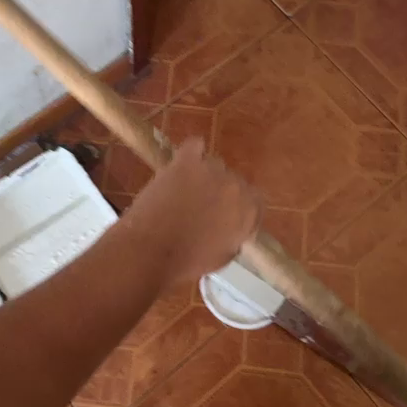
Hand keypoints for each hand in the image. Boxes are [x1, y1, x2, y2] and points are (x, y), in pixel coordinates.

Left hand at [121, 138, 261, 284]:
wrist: (151, 250)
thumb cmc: (188, 261)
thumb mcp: (224, 256)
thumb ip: (235, 235)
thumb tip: (232, 227)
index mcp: (248, 210)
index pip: (255, 200)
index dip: (240, 208)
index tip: (227, 217)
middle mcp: (235, 185)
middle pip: (233, 181)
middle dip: (220, 193)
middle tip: (202, 207)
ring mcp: (210, 170)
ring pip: (213, 165)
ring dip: (203, 177)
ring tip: (185, 192)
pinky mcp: (185, 161)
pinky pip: (195, 146)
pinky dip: (192, 152)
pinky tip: (184, 163)